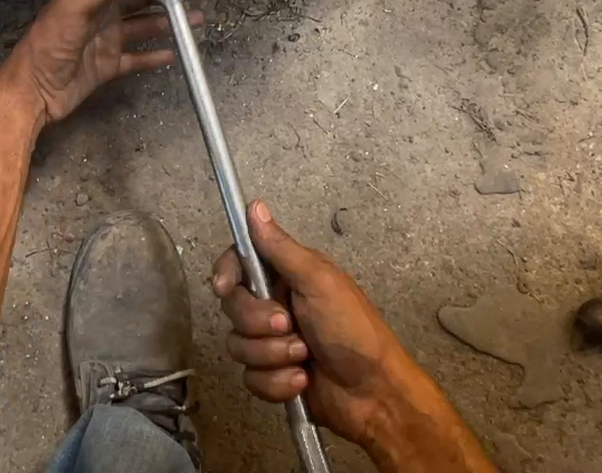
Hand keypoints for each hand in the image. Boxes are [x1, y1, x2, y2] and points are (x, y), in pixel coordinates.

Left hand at [0, 0, 202, 128]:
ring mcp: (107, 42)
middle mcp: (103, 16)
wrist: (34, 88)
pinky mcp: (108, 67)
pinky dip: (154, 57)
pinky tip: (174, 54)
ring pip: (145, 29)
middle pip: (142, 3)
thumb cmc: (50, 42)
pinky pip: (137, 59)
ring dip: (169, 25)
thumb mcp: (75, 7)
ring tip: (197, 20)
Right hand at [211, 202, 494, 472]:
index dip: (226, 273)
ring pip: (238, 344)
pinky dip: (276, 382)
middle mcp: (274, 303)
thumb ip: (281, 247)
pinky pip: (251, 378)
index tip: (225, 287)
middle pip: (233, 306)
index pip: (238, 262)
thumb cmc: (354, 330)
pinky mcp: (272, 375)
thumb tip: (254, 206)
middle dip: (258, 322)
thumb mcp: (319, 282)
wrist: (375, 395)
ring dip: (272, 354)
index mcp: (285, 275)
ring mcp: (271, 341)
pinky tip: (301, 379)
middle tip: (290, 325)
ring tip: (303, 357)